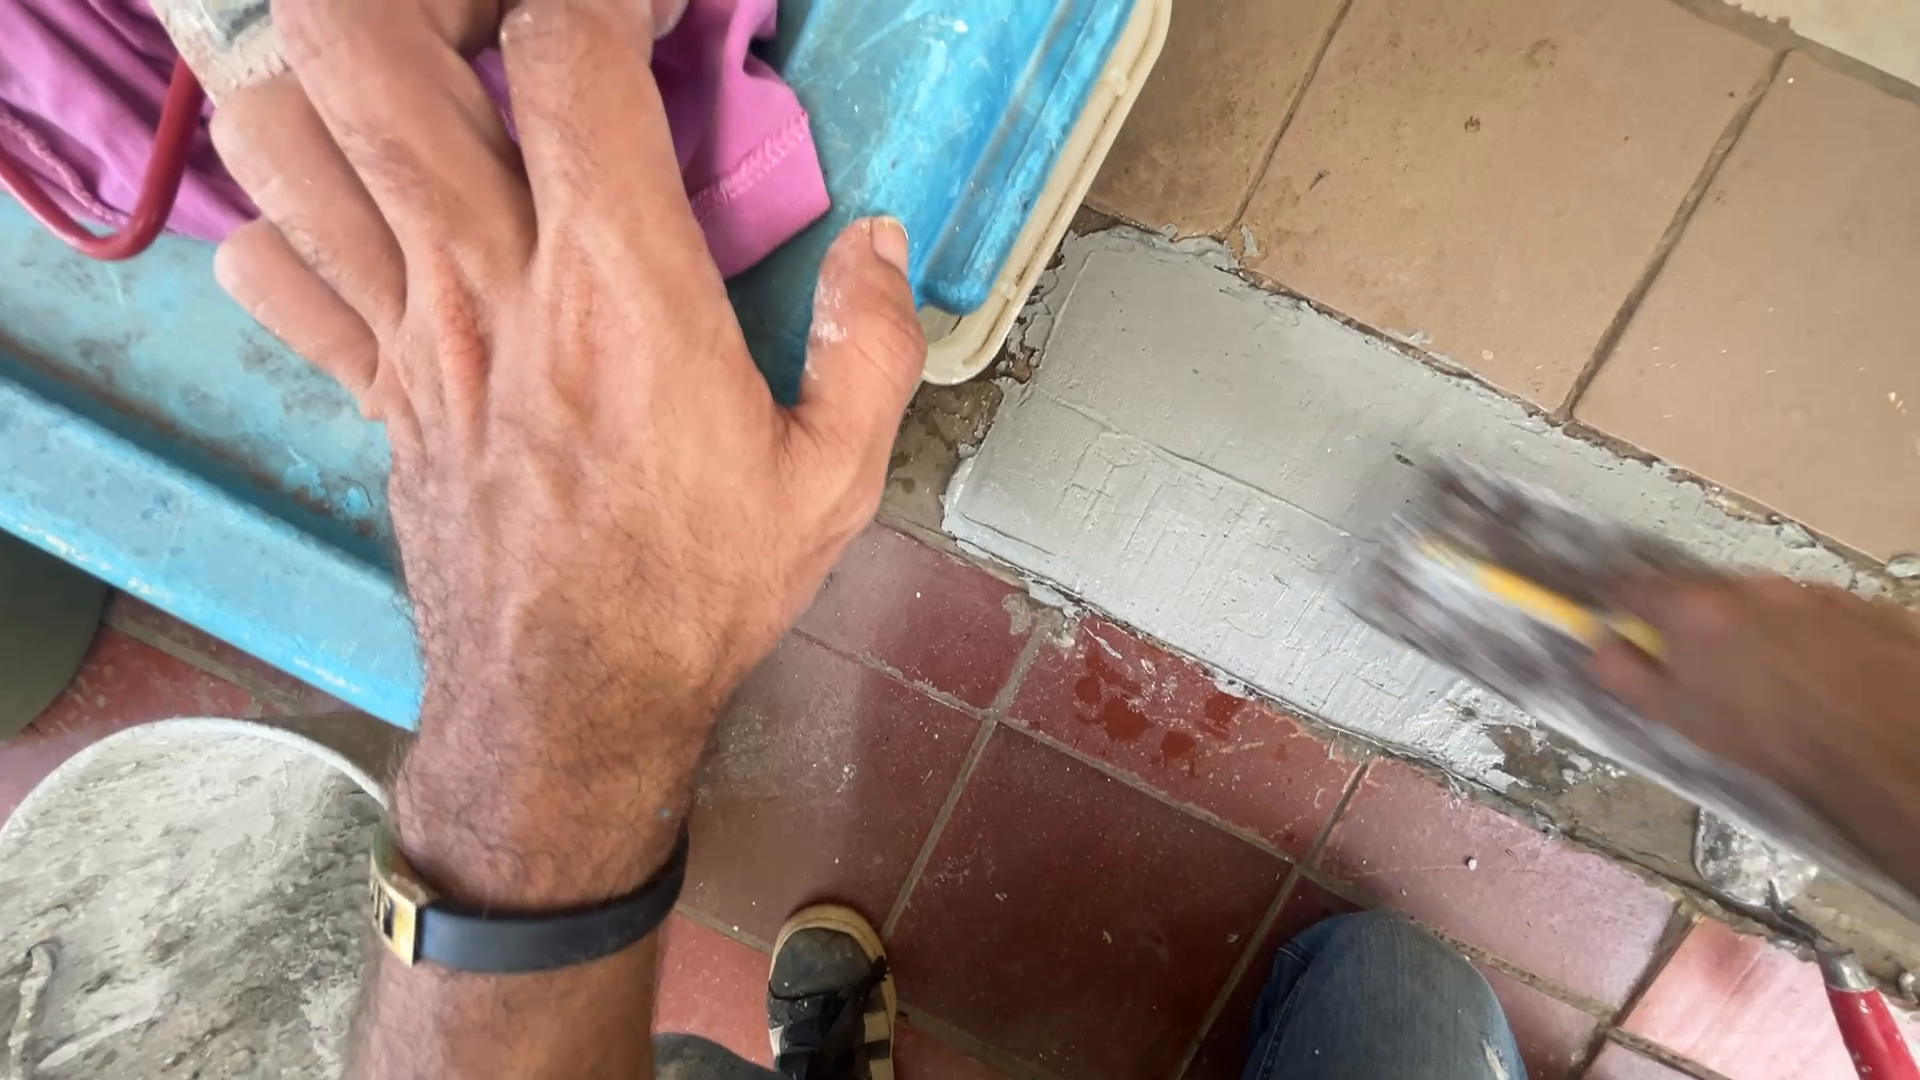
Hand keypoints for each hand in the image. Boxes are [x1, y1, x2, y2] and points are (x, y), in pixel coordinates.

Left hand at [211, 0, 924, 905]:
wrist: (581, 703)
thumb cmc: (709, 588)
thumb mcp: (836, 479)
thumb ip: (876, 348)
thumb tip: (880, 244)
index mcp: (622, 294)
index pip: (572, 60)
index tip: (657, 7)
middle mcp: (493, 287)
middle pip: (364, 45)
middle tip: (516, 23)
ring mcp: (414, 338)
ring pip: (283, 134)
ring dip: (339, 78)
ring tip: (435, 96)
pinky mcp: (379, 397)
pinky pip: (274, 268)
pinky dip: (301, 219)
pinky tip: (380, 236)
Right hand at [1592, 576, 1919, 886]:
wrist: (1895, 753)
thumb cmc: (1771, 735)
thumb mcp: (1671, 712)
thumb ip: (1619, 671)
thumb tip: (1600, 645)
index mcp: (1691, 608)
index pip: (1627, 586)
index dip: (1614, 601)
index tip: (1611, 614)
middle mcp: (1749, 587)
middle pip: (1698, 592)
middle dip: (1689, 619)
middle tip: (1697, 660)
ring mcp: (1812, 593)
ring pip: (1758, 602)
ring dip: (1749, 625)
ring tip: (1766, 673)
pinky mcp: (1866, 609)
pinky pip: (1814, 613)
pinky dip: (1804, 634)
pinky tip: (1816, 673)